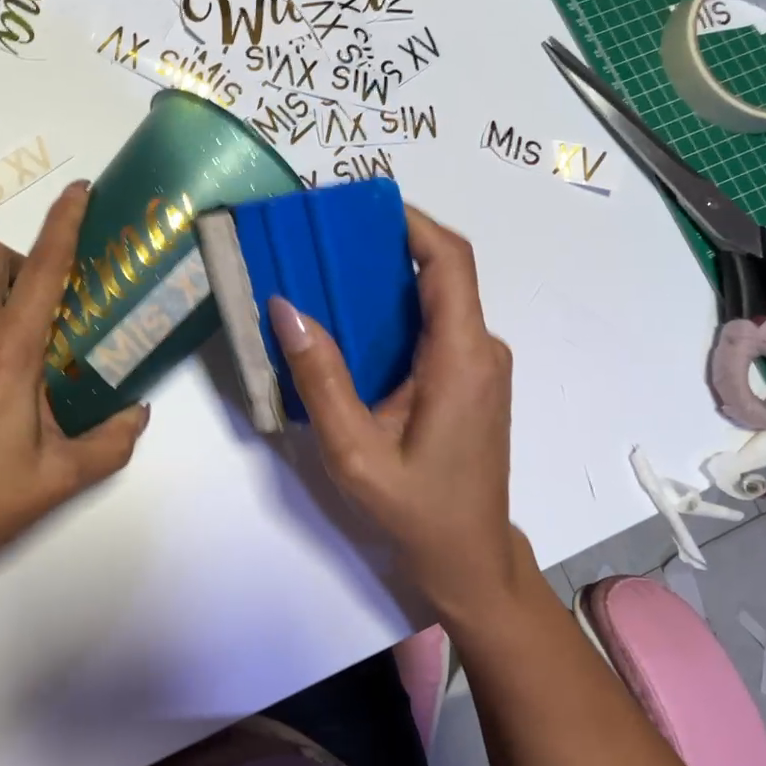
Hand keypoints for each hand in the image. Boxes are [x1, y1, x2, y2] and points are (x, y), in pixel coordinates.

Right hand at [268, 206, 529, 621]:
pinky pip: (429, 326)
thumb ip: (321, 379)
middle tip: (318, 240)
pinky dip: (388, 312)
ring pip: (432, 298)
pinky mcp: (464, 380)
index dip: (409, 221)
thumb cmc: (416, 509)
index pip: (449, 261)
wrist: (468, 558)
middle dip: (381, 246)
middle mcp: (480, 349)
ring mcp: (476, 365)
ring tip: (319, 275)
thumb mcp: (354, 451)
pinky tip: (343, 324)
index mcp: (462, 357)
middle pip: (439, 272)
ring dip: (381, 280)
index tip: (354, 207)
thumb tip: (286, 307)